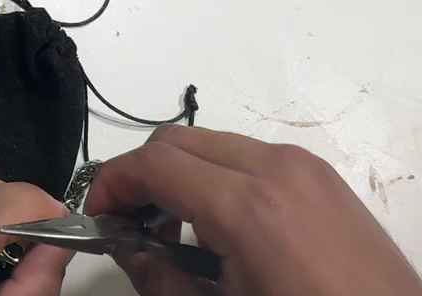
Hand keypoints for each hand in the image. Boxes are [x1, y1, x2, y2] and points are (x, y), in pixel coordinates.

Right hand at [86, 126, 421, 295]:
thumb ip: (162, 280)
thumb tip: (126, 246)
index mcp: (249, 206)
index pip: (155, 164)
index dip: (114, 183)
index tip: (97, 215)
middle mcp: (274, 166)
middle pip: (177, 141)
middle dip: (142, 176)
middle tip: (131, 226)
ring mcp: (304, 165)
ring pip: (210, 143)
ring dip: (179, 174)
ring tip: (180, 233)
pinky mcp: (324, 175)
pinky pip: (249, 156)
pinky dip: (218, 176)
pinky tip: (226, 229)